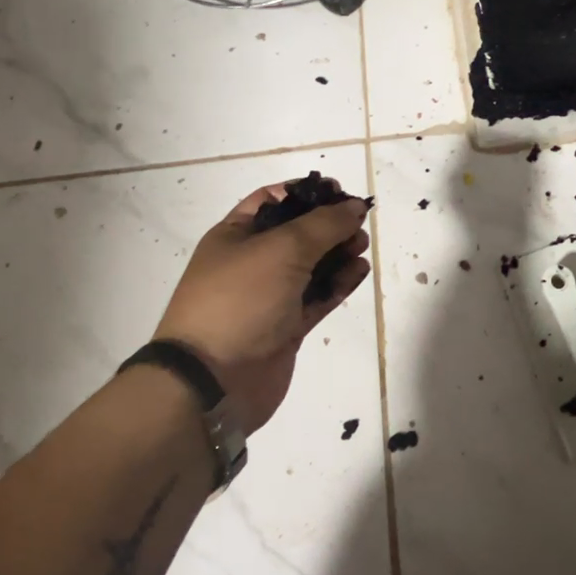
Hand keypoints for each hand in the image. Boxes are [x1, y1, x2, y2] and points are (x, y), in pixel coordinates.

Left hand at [153, 181, 370, 433]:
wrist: (213, 382)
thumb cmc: (240, 300)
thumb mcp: (282, 249)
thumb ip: (324, 224)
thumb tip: (355, 206)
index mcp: (235, 235)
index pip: (274, 200)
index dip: (308, 193)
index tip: (341, 192)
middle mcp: (250, 262)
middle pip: (297, 233)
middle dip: (329, 224)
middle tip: (359, 223)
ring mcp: (268, 297)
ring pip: (311, 266)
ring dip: (338, 254)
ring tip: (363, 246)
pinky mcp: (285, 328)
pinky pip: (317, 297)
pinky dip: (339, 283)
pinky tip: (360, 271)